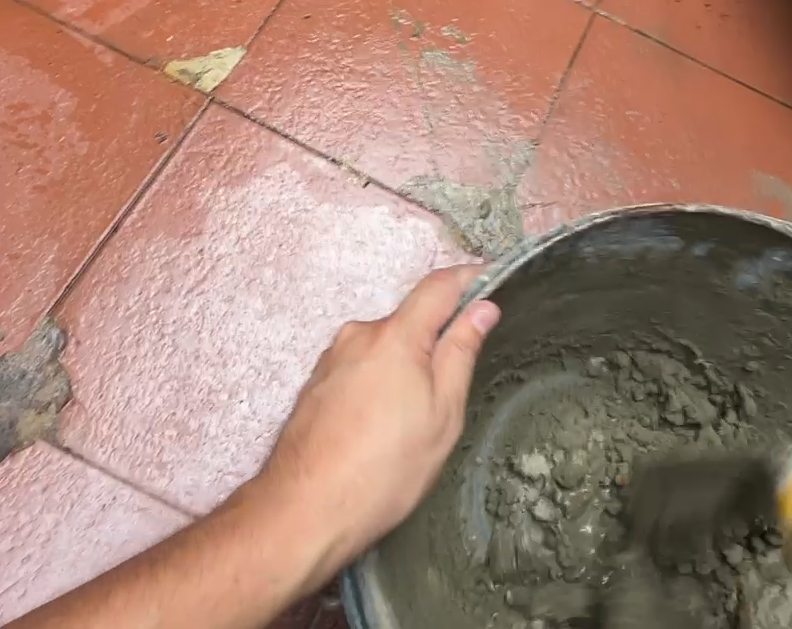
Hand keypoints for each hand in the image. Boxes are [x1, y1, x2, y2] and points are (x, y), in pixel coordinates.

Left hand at [251, 265, 500, 581]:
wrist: (301, 512)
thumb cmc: (381, 470)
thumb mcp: (442, 414)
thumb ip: (461, 351)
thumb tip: (483, 309)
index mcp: (396, 336)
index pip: (440, 285)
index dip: (469, 278)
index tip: (490, 281)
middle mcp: (360, 335)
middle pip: (411, 318)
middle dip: (436, 338)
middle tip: (453, 383)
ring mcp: (333, 357)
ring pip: (385, 345)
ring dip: (405, 364)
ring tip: (411, 419)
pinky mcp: (317, 382)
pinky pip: (361, 365)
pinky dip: (379, 381)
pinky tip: (380, 425)